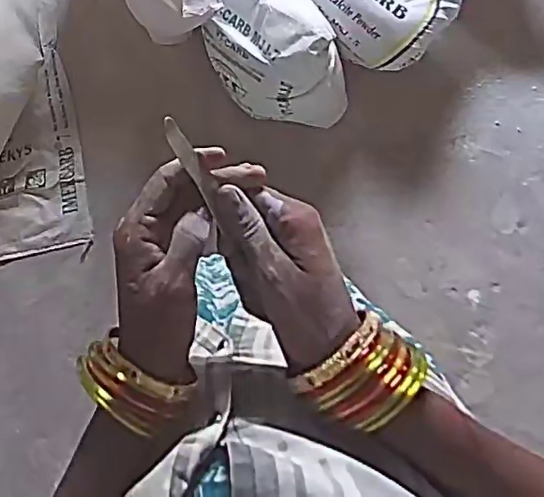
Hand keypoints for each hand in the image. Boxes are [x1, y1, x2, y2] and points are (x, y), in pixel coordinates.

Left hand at [113, 150, 264, 383]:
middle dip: (215, 176)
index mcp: (136, 229)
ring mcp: (157, 239)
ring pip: (189, 201)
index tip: (222, 158)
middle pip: (180, 188)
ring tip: (251, 184)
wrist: (152, 369)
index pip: (165, 182)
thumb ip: (186, 241)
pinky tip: (236, 209)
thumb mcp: (173, 285)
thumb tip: (204, 210)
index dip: (192, 164)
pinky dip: (215, 210)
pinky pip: (193, 219)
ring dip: (218, 191)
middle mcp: (144, 227)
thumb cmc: (158, 329)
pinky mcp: (171, 251)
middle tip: (251, 173)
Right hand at [213, 184, 362, 373]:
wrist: (334, 355)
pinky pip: (254, 253)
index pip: (247, 188)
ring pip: (245, 235)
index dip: (223, 202)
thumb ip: (247, 229)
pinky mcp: (287, 254)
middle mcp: (294, 217)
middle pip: (244, 211)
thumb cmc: (306, 317)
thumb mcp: (272, 274)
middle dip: (234, 243)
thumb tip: (224, 188)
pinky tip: (259, 293)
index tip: (209, 224)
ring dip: (242, 262)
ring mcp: (291, 235)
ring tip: (256, 289)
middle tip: (246, 274)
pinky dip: (250, 272)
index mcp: (293, 215)